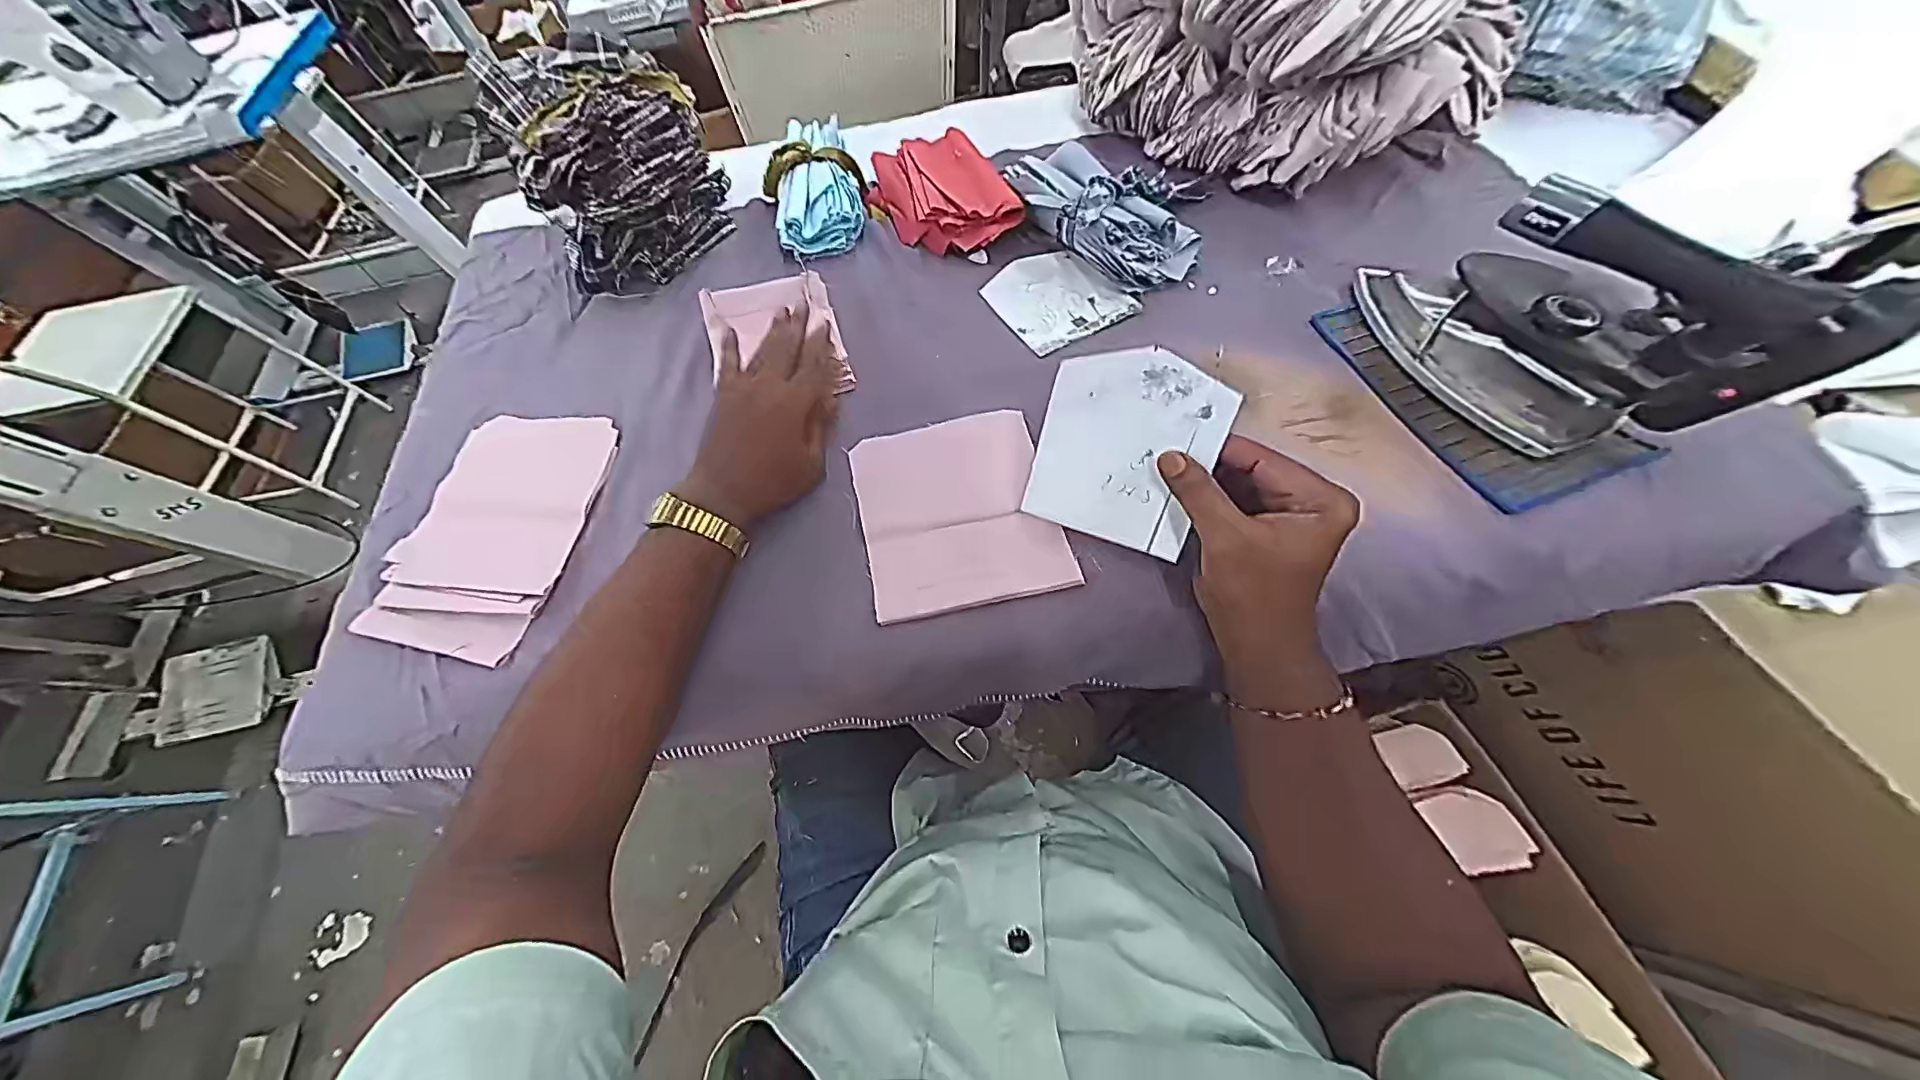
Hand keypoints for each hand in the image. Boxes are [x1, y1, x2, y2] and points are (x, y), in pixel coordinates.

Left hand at [678, 303, 839, 530]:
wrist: (723, 492)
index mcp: (795, 403)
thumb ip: (821, 426)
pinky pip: (727, 363)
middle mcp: (769, 387)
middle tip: (806, 303)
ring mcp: (743, 388)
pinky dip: (728, 345)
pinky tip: (729, 329)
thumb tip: (831, 398)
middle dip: (799, 326)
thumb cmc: (773, 482)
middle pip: (788, 349)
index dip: (823, 345)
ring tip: (783, 311)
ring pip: (762, 350)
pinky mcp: (724, 395)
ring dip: (773, 330)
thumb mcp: (811, 463)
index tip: (827, 325)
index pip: (815, 367)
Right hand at [1157, 435, 1358, 666]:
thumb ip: (1199, 492)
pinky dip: (1210, 501)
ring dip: (1208, 484)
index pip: (1264, 460)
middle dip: (1211, 467)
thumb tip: (1172, 457)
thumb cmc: (1253, 597)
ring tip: (1171, 471)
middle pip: (1253, 471)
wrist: (1257, 647)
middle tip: (1170, 455)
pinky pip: (1237, 503)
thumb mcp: (1225, 538)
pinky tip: (1183, 493)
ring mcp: (1291, 517)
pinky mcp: (1268, 530)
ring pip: (1241, 486)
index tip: (1181, 439)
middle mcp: (1313, 502)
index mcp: (1322, 500)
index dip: (1221, 450)